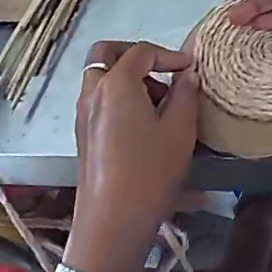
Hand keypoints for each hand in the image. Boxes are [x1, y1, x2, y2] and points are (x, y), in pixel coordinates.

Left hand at [64, 41, 199, 271]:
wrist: (113, 218)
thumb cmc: (150, 171)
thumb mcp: (179, 130)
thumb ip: (185, 95)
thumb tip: (187, 76)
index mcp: (116, 83)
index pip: (141, 52)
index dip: (169, 55)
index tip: (190, 69)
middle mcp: (92, 91)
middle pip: (106, 53)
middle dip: (135, 55)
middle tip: (161, 70)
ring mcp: (82, 113)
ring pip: (100, 77)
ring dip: (126, 77)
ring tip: (158, 102)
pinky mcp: (82, 134)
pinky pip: (97, 99)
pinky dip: (117, 97)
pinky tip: (142, 123)